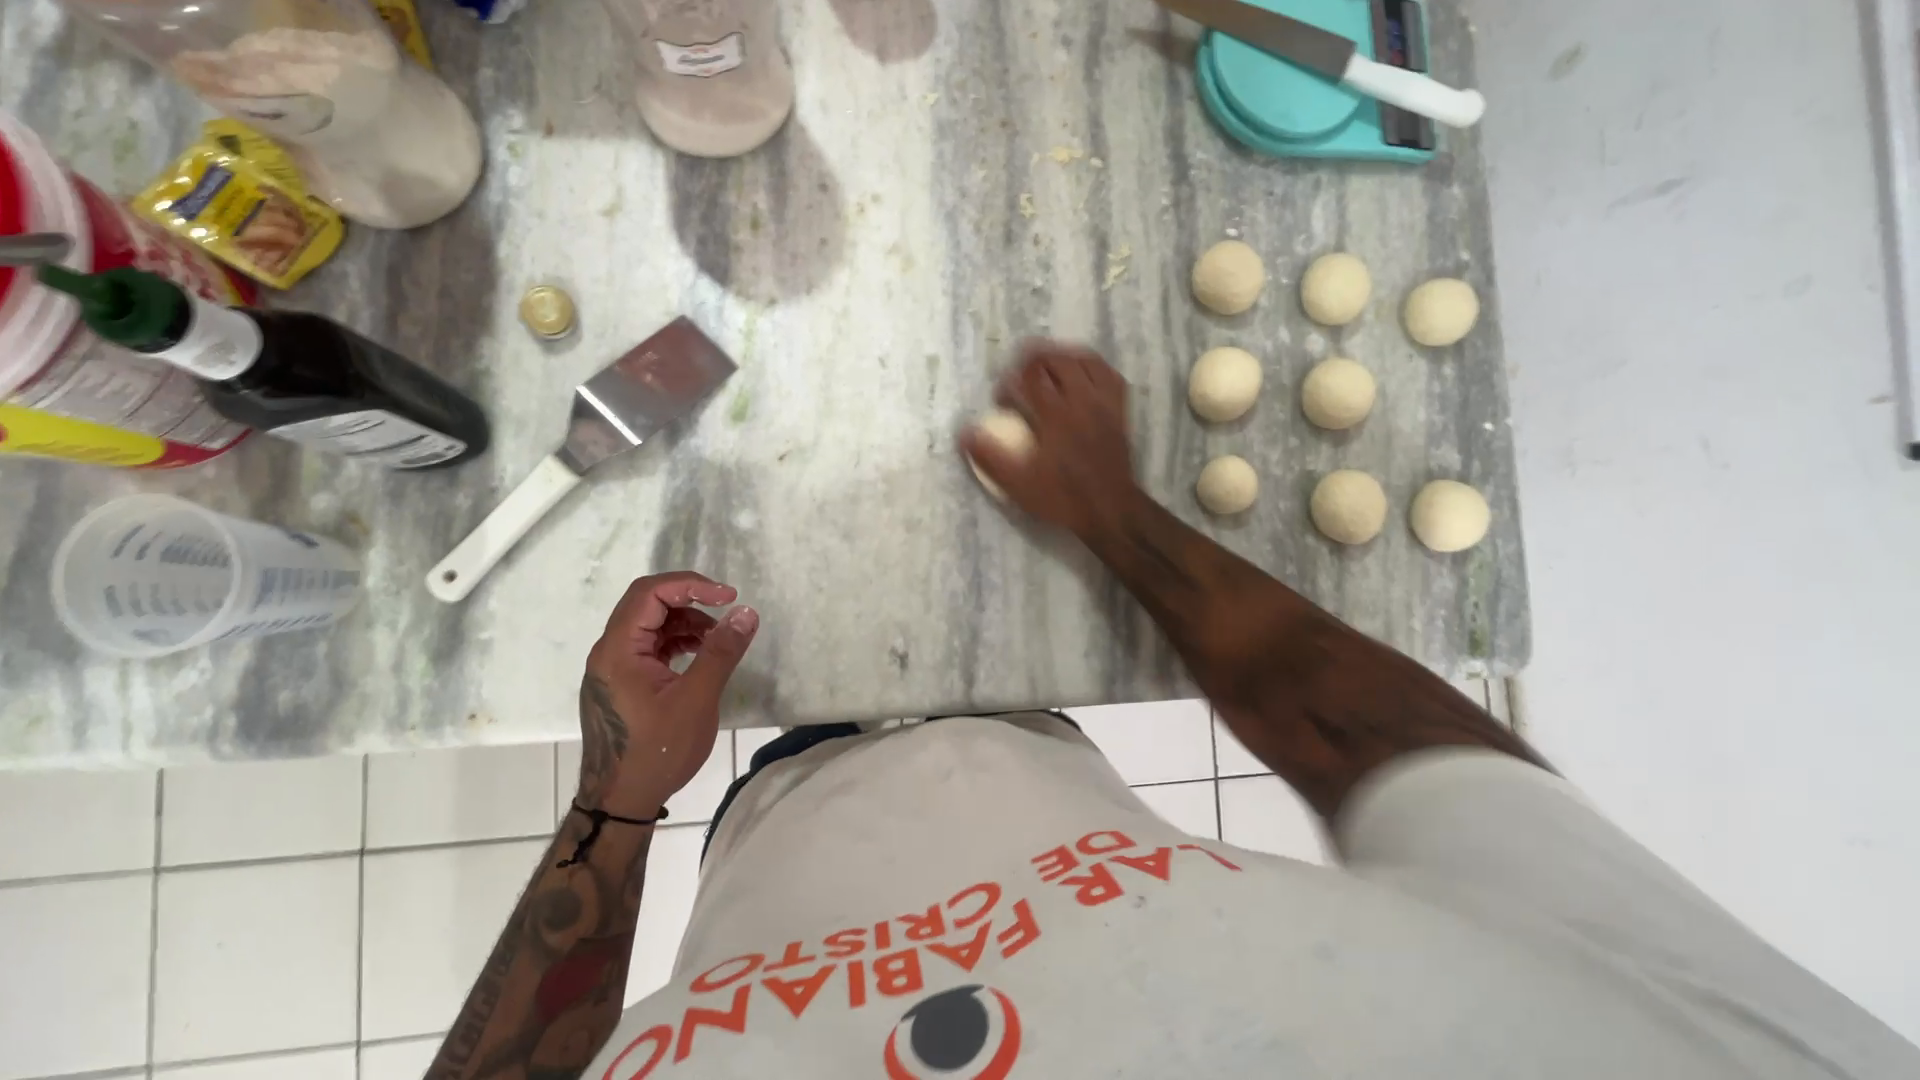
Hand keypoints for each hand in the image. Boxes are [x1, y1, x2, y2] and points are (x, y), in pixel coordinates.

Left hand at [575, 572, 759, 819]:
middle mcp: (609, 652)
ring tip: (718, 640)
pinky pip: (648, 648)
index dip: (691, 585)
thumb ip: (720, 651)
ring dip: (685, 623)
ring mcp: (612, 669)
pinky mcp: (621, 684)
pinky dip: (676, 643)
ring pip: (649, 626)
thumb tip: (746, 612)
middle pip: (647, 604)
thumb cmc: (658, 751)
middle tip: (726, 609)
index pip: (650, 593)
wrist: (620, 802)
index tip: (729, 596)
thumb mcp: (697, 699)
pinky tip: (700, 656)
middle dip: (689, 601)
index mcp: (618, 650)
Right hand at [960, 339, 1138, 535]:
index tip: (1002, 398)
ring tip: (1047, 365)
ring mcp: (1104, 403)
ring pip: (1085, 360)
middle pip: (1057, 360)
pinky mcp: (1120, 411)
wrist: (1110, 509)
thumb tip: (963, 432)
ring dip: (1063, 356)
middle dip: (1033, 360)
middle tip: (1018, 375)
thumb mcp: (1020, 485)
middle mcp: (1081, 401)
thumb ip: (990, 457)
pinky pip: (1110, 374)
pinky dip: (1094, 367)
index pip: (1030, 376)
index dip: (1011, 380)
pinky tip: (1082, 373)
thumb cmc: (1064, 498)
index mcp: (1056, 415)